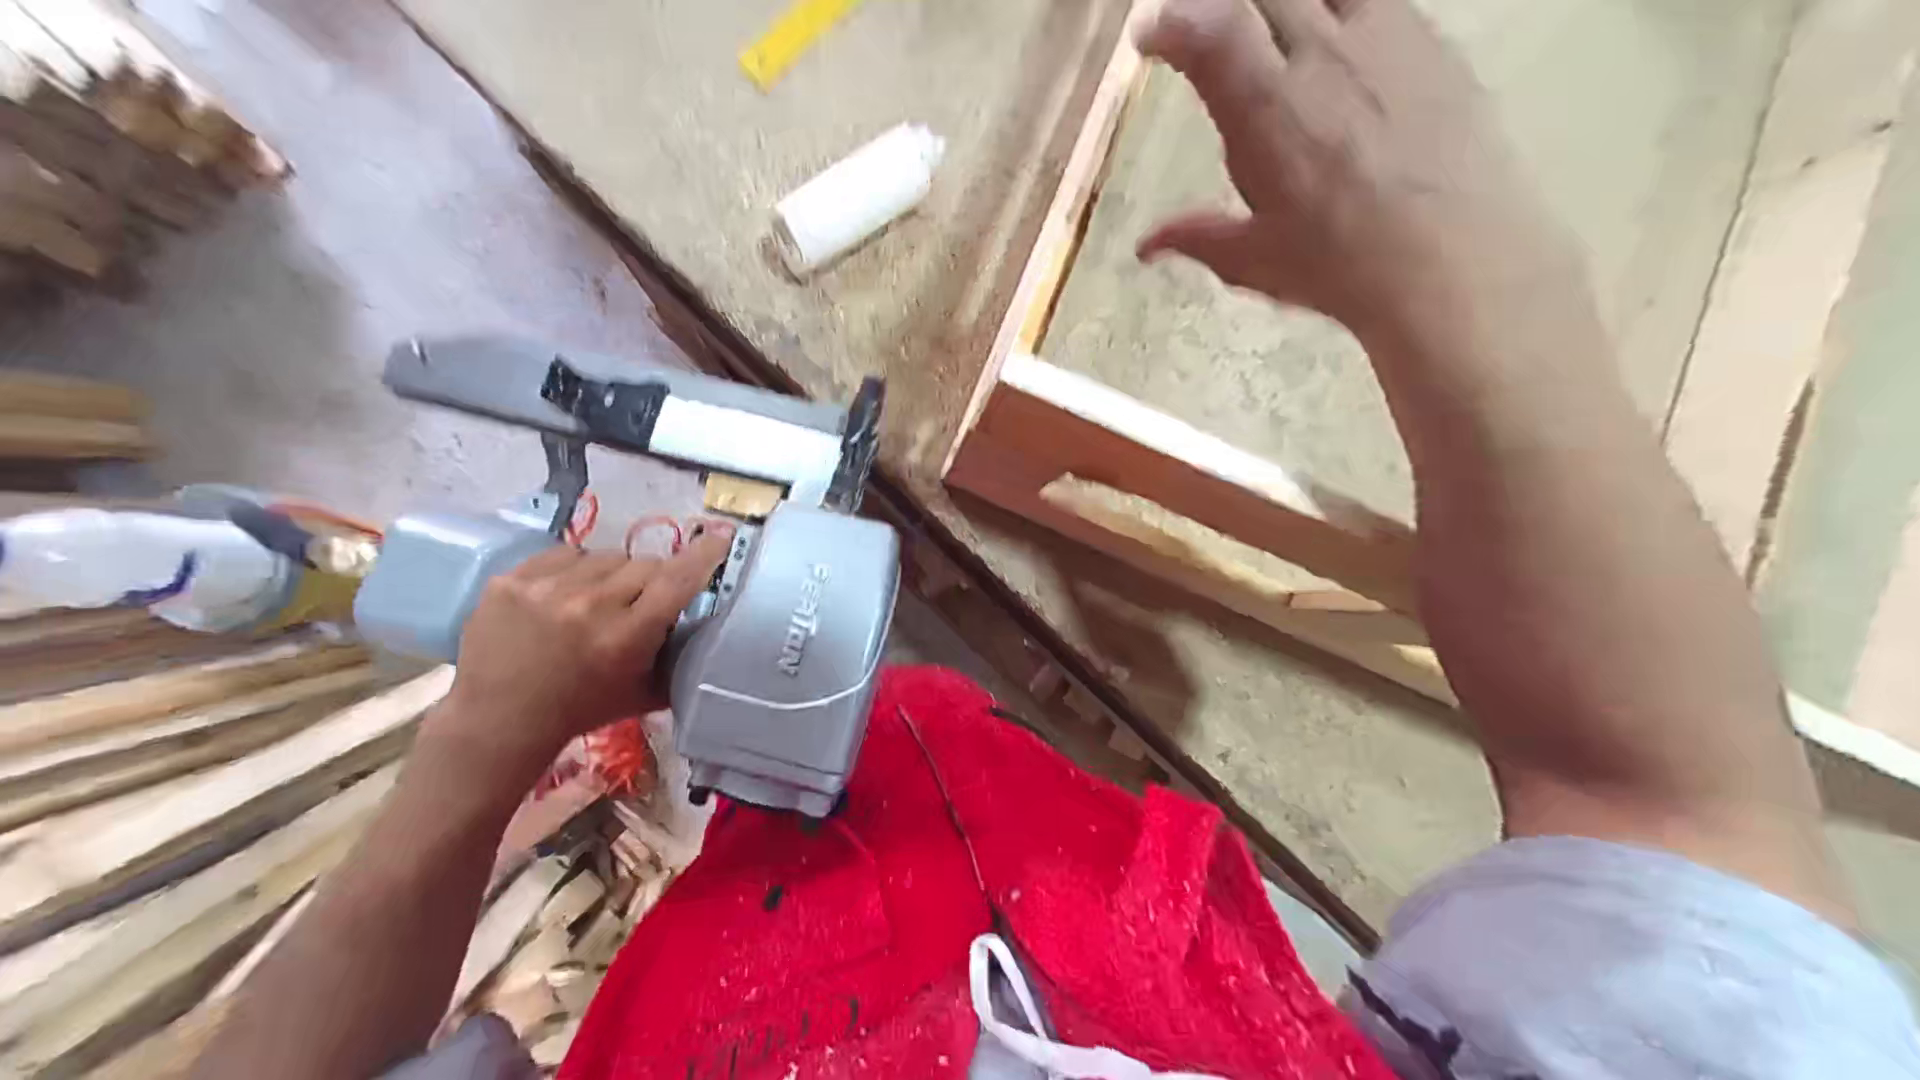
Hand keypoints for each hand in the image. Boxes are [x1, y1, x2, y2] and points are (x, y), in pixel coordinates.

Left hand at [422, 523, 735, 783]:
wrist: (499, 719)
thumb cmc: (583, 708)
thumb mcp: (645, 691)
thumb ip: (679, 656)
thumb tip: (712, 618)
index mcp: (627, 636)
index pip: (678, 579)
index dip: (704, 554)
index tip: (721, 536)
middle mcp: (589, 605)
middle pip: (646, 564)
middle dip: (651, 579)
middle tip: (639, 603)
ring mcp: (546, 589)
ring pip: (607, 556)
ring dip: (613, 574)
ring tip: (597, 601)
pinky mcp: (512, 580)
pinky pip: (566, 553)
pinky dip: (575, 569)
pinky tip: (565, 595)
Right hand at [1137, 0, 1586, 351]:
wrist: (1452, 255)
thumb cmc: (1336, 265)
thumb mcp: (1250, 259)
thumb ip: (1194, 238)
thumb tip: (1145, 247)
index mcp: (1268, 109)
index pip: (1211, 28)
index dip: (1172, 23)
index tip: (1149, 37)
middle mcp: (1323, 55)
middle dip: (1219, 3)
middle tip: (1203, 32)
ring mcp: (1384, 38)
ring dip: (1283, 2)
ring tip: (1270, 28)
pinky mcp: (1431, 42)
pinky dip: (1339, 6)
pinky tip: (1335, 43)